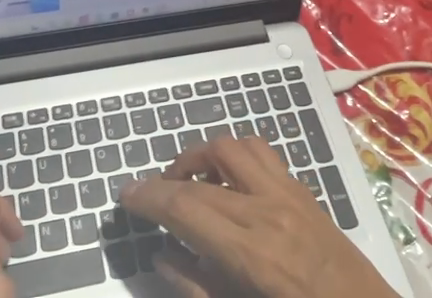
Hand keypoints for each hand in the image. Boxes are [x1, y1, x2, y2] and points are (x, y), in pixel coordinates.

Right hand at [122, 137, 397, 297]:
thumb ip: (197, 287)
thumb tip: (161, 254)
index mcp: (253, 252)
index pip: (185, 207)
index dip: (149, 198)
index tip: (125, 196)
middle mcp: (269, 211)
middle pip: (202, 175)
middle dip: (164, 181)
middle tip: (147, 195)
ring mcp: (291, 195)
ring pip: (233, 147)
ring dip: (202, 157)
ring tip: (189, 181)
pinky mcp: (305, 191)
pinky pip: (263, 154)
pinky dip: (235, 156)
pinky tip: (228, 181)